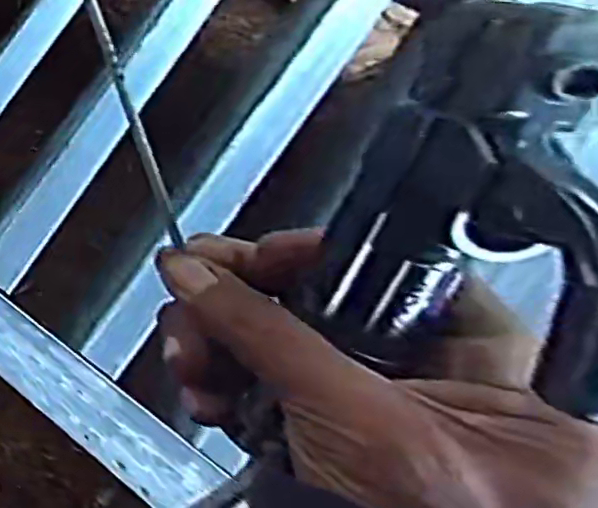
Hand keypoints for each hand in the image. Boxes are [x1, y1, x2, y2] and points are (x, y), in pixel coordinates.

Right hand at [156, 230, 597, 507]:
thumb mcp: (357, 423)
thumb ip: (269, 334)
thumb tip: (192, 270)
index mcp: (500, 388)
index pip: (408, 278)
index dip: (324, 255)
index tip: (257, 258)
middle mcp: (436, 392)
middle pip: (314, 303)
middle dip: (232, 305)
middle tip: (192, 303)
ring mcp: (374, 416)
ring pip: (272, 340)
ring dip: (210, 345)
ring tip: (190, 368)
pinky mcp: (324, 436)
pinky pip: (258, 380)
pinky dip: (220, 382)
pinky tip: (207, 397)